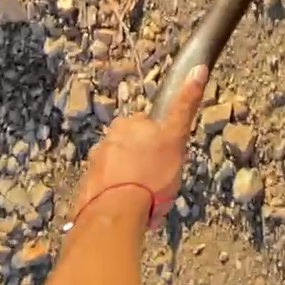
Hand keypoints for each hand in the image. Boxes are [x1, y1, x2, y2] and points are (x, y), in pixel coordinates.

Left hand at [70, 65, 209, 227]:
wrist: (116, 215)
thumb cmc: (151, 172)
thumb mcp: (176, 136)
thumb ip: (186, 104)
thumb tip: (199, 69)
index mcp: (126, 125)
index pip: (146, 125)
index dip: (159, 140)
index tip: (168, 155)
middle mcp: (105, 142)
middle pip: (130, 147)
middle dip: (142, 160)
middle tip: (159, 179)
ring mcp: (93, 168)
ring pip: (119, 170)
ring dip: (131, 181)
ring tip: (146, 201)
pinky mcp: (85, 194)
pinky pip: (108, 191)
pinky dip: (119, 197)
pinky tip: (132, 211)